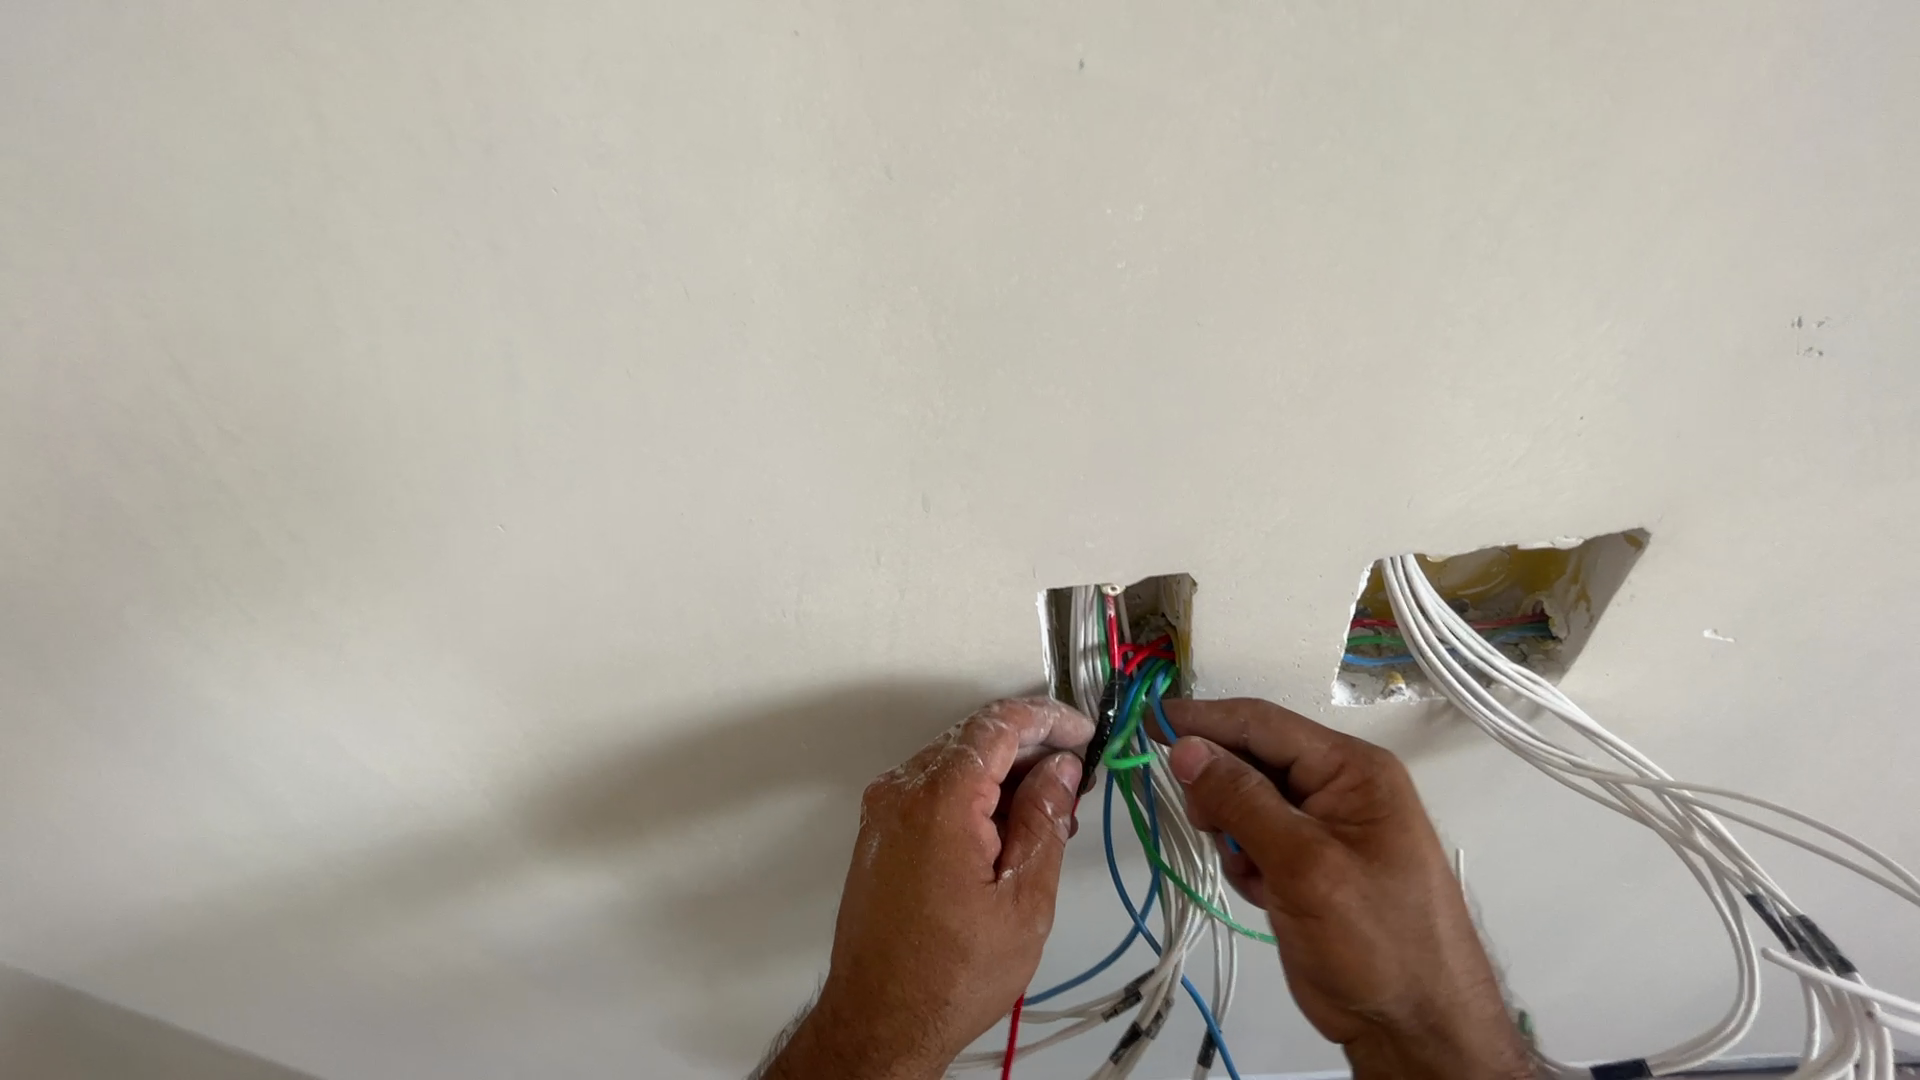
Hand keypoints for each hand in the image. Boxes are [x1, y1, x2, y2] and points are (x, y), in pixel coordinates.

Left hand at [762, 698, 1092, 1079]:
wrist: (878, 1023)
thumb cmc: (951, 975)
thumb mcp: (1022, 901)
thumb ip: (1043, 820)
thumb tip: (1059, 767)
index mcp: (939, 800)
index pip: (998, 725)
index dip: (1047, 719)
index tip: (1083, 733)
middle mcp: (903, 789)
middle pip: (975, 737)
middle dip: (1031, 747)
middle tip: (1075, 776)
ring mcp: (886, 806)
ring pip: (956, 760)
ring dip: (1005, 771)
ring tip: (1051, 808)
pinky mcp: (882, 826)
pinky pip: (935, 785)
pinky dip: (975, 791)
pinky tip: (1009, 823)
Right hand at [1162, 698, 1531, 1079]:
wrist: (1414, 1034)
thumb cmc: (1377, 943)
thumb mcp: (1305, 865)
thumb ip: (1241, 800)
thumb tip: (1183, 747)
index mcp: (1350, 769)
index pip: (1262, 724)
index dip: (1203, 719)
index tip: (1149, 719)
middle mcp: (1334, 786)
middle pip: (1248, 758)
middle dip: (1219, 787)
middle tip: (1203, 823)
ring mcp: (1318, 824)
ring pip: (1242, 798)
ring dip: (1230, 830)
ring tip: (1248, 870)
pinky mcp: (1302, 860)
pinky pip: (1249, 835)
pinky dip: (1242, 859)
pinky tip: (1262, 891)